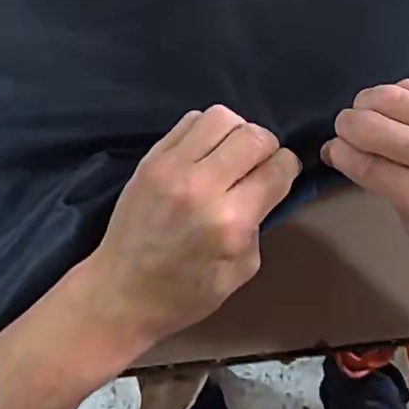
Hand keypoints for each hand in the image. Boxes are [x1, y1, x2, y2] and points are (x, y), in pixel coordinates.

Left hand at [80, 105, 299, 344]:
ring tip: (230, 153)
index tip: (282, 175)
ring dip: (236, 131)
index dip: (288, 168)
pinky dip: (206, 129)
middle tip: (258, 164)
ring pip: (222, 116)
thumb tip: (264, 187)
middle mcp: (202, 186)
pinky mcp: (151, 158)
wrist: (120, 291)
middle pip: (254, 135)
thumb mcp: (242, 270)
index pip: (277, 168)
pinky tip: (204, 152)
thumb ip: (258, 223)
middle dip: (268, 146)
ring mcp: (171, 166)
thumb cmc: (184, 292)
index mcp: (230, 221)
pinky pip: (190, 120)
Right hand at [321, 79, 408, 267]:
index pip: (365, 165)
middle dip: (346, 126)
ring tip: (368, 115)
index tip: (334, 151)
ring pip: (386, 96)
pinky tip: (399, 108)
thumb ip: (389, 195)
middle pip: (369, 126)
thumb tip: (350, 155)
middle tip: (349, 132)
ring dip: (365, 105)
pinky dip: (395, 96)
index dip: (339, 153)